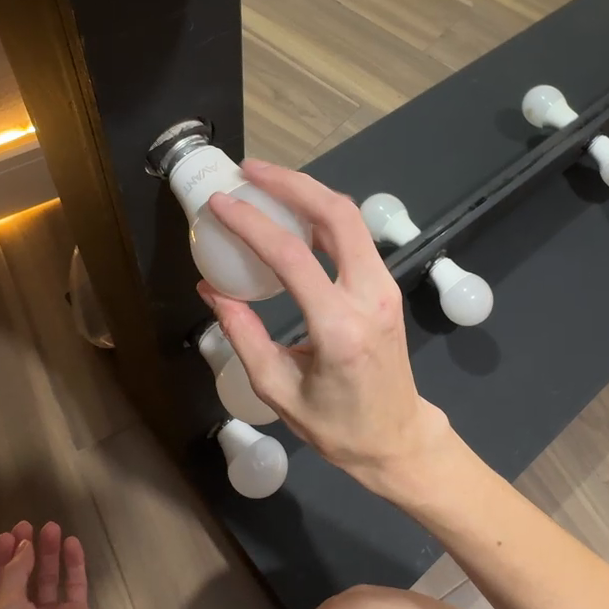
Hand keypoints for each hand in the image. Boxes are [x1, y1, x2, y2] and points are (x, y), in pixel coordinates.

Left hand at [0, 520, 122, 608]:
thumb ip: (12, 576)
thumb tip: (22, 546)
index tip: (8, 534)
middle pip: (17, 581)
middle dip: (20, 553)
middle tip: (28, 525)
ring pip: (46, 580)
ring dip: (47, 554)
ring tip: (52, 527)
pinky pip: (73, 586)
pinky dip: (72, 564)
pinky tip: (72, 543)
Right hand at [200, 159, 455, 495]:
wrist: (397, 438)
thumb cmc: (336, 426)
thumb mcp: (277, 389)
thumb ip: (243, 334)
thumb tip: (211, 288)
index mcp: (339, 328)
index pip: (292, 257)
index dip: (252, 223)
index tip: (221, 202)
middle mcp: (371, 296)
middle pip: (337, 215)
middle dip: (292, 183)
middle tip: (250, 170)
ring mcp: (386, 287)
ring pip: (351, 219)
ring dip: (309, 192)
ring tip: (267, 181)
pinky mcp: (387, 286)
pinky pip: (356, 237)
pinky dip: (324, 214)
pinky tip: (294, 211)